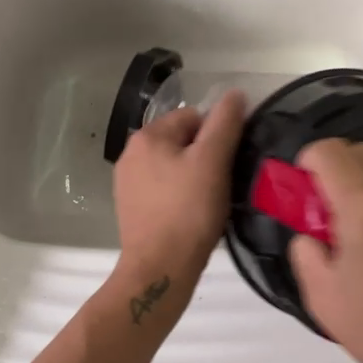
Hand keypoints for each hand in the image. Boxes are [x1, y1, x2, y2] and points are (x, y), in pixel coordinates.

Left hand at [111, 91, 245, 281]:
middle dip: (205, 158)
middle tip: (220, 185)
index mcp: (147, 136)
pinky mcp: (131, 207)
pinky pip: (164, 189)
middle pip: (183, 141)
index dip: (217, 137)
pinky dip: (180, 197)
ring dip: (194, 178)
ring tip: (208, 203)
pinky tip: (191, 217)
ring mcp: (127, 182)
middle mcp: (130, 153)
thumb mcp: (213, 161)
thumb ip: (225, 123)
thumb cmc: (189, 212)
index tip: (227, 165)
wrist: (159, 268)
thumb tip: (235, 94)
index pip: (194, 117)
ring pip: (174, 166)